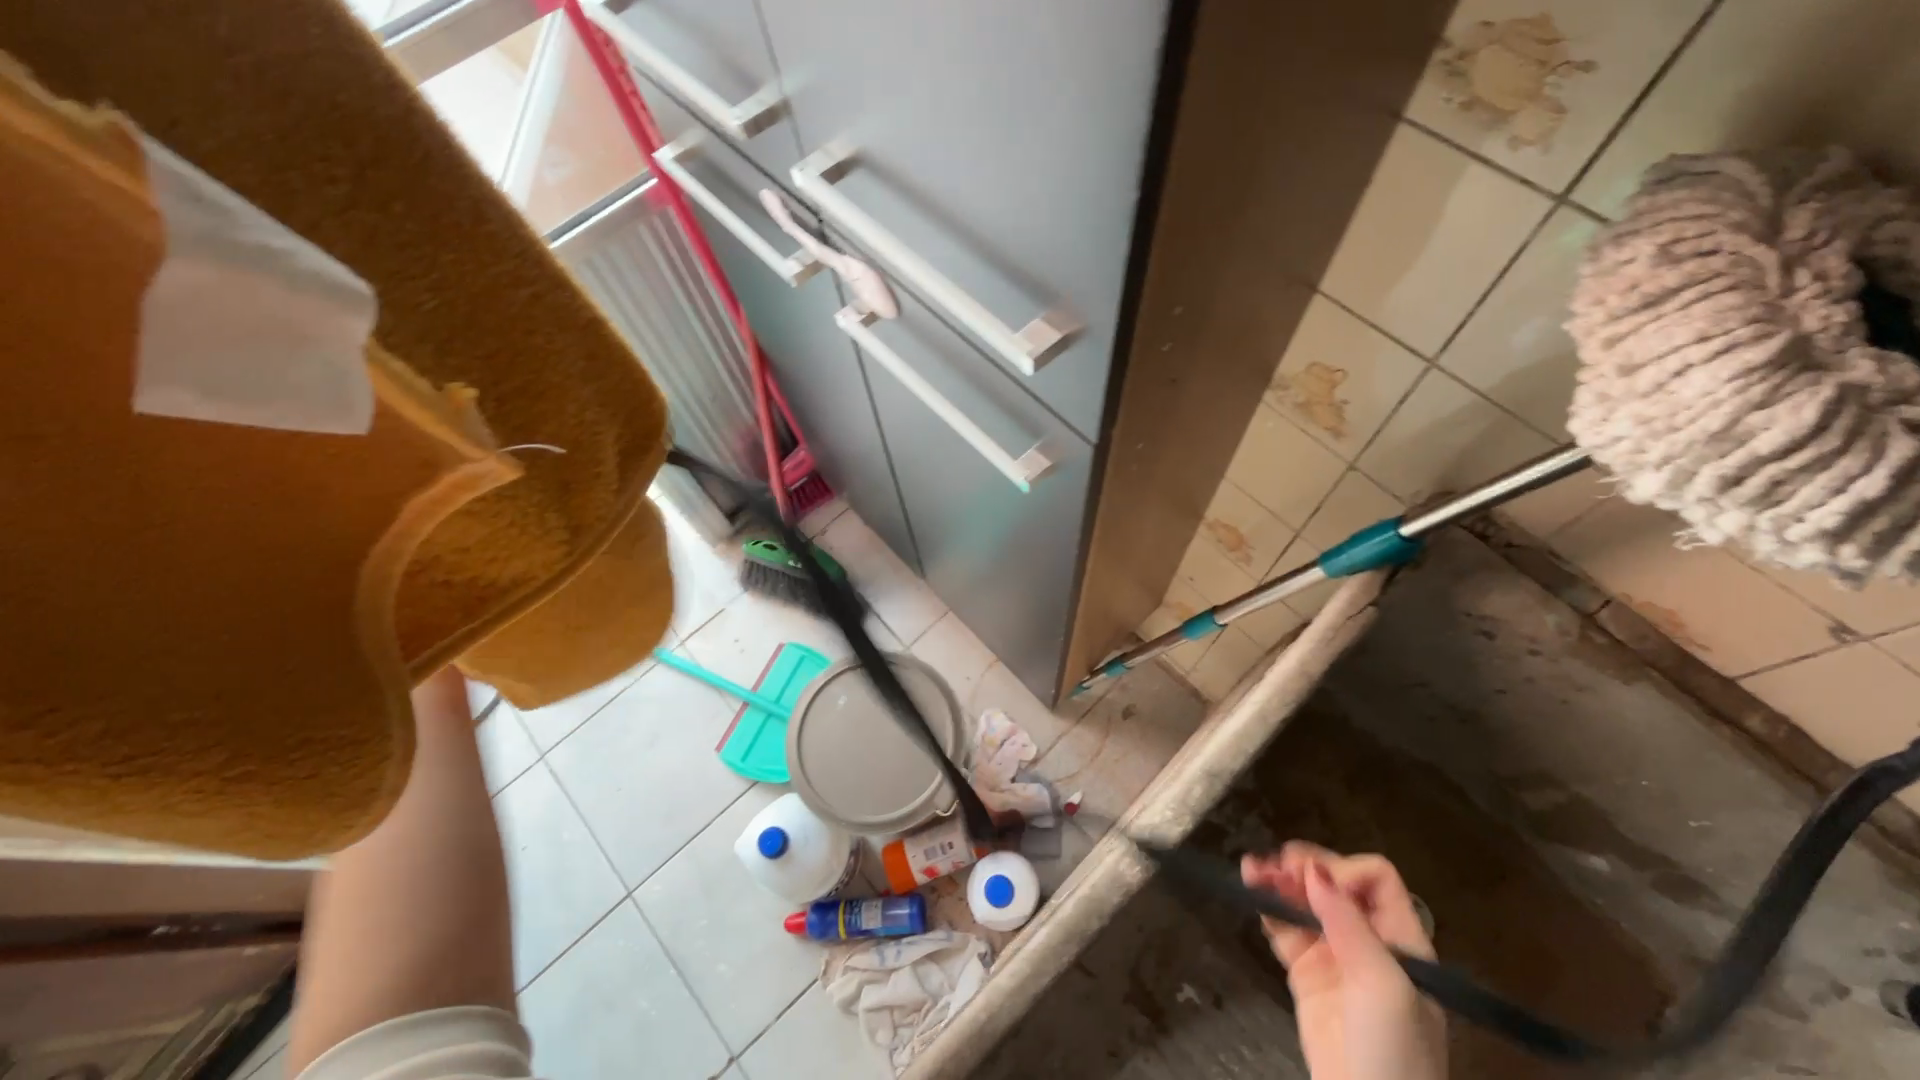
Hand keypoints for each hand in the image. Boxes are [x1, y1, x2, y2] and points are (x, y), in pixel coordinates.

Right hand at [1242, 842, 1445, 1079]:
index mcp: (1402, 939)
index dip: (1341, 871)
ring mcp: (1336, 960)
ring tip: (1250, 870)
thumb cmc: (1394, 1049)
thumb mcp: (1382, 985)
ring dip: (1279, 884)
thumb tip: (1314, 869)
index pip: (1374, 880)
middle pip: (1336, 887)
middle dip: (1303, 870)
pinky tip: (1254, 897)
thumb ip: (1348, 924)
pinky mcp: (1308, 978)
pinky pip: (1287, 934)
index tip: (1309, 881)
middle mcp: (1369, 942)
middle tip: (1270, 864)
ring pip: (1306, 907)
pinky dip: (1270, 912)